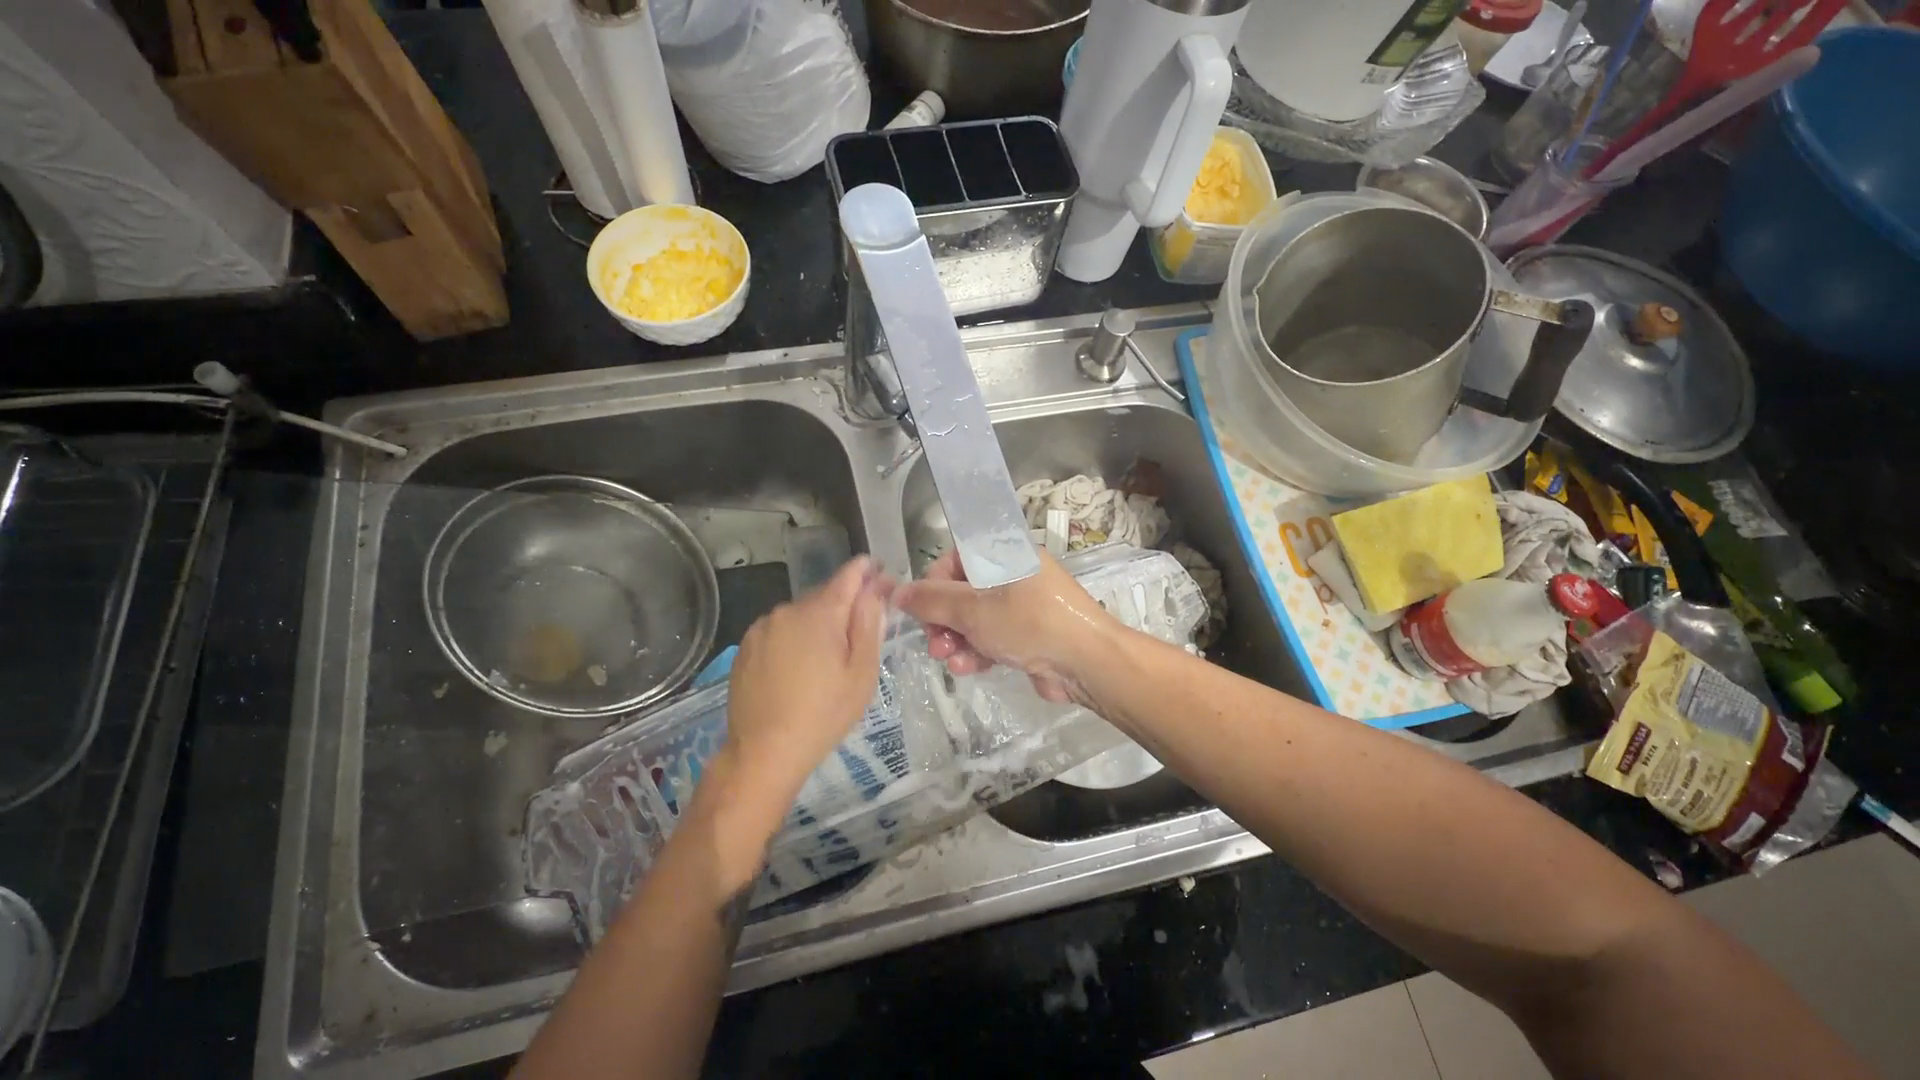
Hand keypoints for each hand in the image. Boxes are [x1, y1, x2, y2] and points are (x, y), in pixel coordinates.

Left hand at [722, 556, 889, 804]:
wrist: (764, 751)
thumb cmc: (824, 714)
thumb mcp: (861, 673)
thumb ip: (869, 624)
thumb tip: (875, 589)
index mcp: (819, 612)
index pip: (849, 575)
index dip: (868, 572)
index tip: (883, 575)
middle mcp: (786, 610)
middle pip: (824, 596)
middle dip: (845, 604)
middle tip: (864, 628)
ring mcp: (761, 628)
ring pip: (800, 615)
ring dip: (818, 624)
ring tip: (830, 657)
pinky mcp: (745, 648)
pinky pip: (779, 632)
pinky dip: (794, 640)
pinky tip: (800, 669)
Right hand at [893, 550, 1120, 703]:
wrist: (1086, 662)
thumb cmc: (1029, 623)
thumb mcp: (973, 609)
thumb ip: (931, 601)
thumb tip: (897, 592)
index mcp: (1005, 553)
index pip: (956, 557)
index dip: (934, 582)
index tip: (922, 608)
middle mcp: (1013, 575)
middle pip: (961, 592)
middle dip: (942, 620)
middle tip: (934, 643)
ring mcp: (1022, 607)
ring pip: (974, 620)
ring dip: (956, 640)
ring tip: (949, 659)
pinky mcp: (1027, 636)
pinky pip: (991, 639)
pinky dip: (977, 652)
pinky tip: (968, 668)